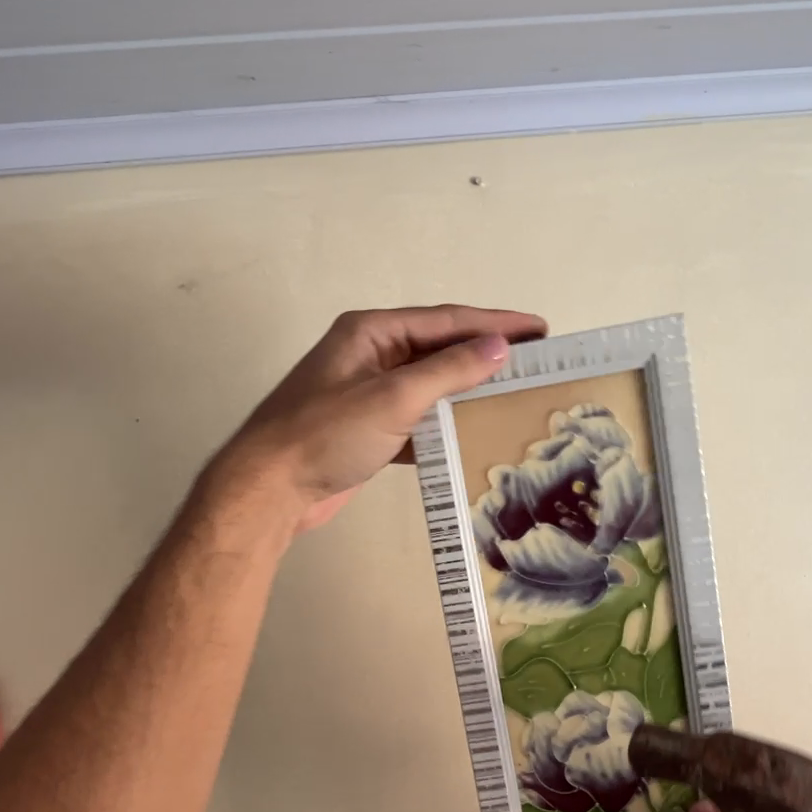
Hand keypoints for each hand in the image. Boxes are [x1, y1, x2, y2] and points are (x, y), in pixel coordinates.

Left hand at [214, 305, 547, 532]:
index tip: (541, 329)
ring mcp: (368, 394)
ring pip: (430, 387)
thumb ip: (448, 371)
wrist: (270, 490)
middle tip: (537, 362)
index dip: (496, 323)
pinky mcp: (369, 431)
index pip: (446, 320)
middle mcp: (371, 355)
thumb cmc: (326, 434)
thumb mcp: (392, 398)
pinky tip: (473, 435)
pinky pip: (418, 420)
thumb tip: (500, 347)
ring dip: (468, 392)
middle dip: (486, 355)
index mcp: (372, 332)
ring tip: (515, 396)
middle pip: (440, 349)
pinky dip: (445, 426)